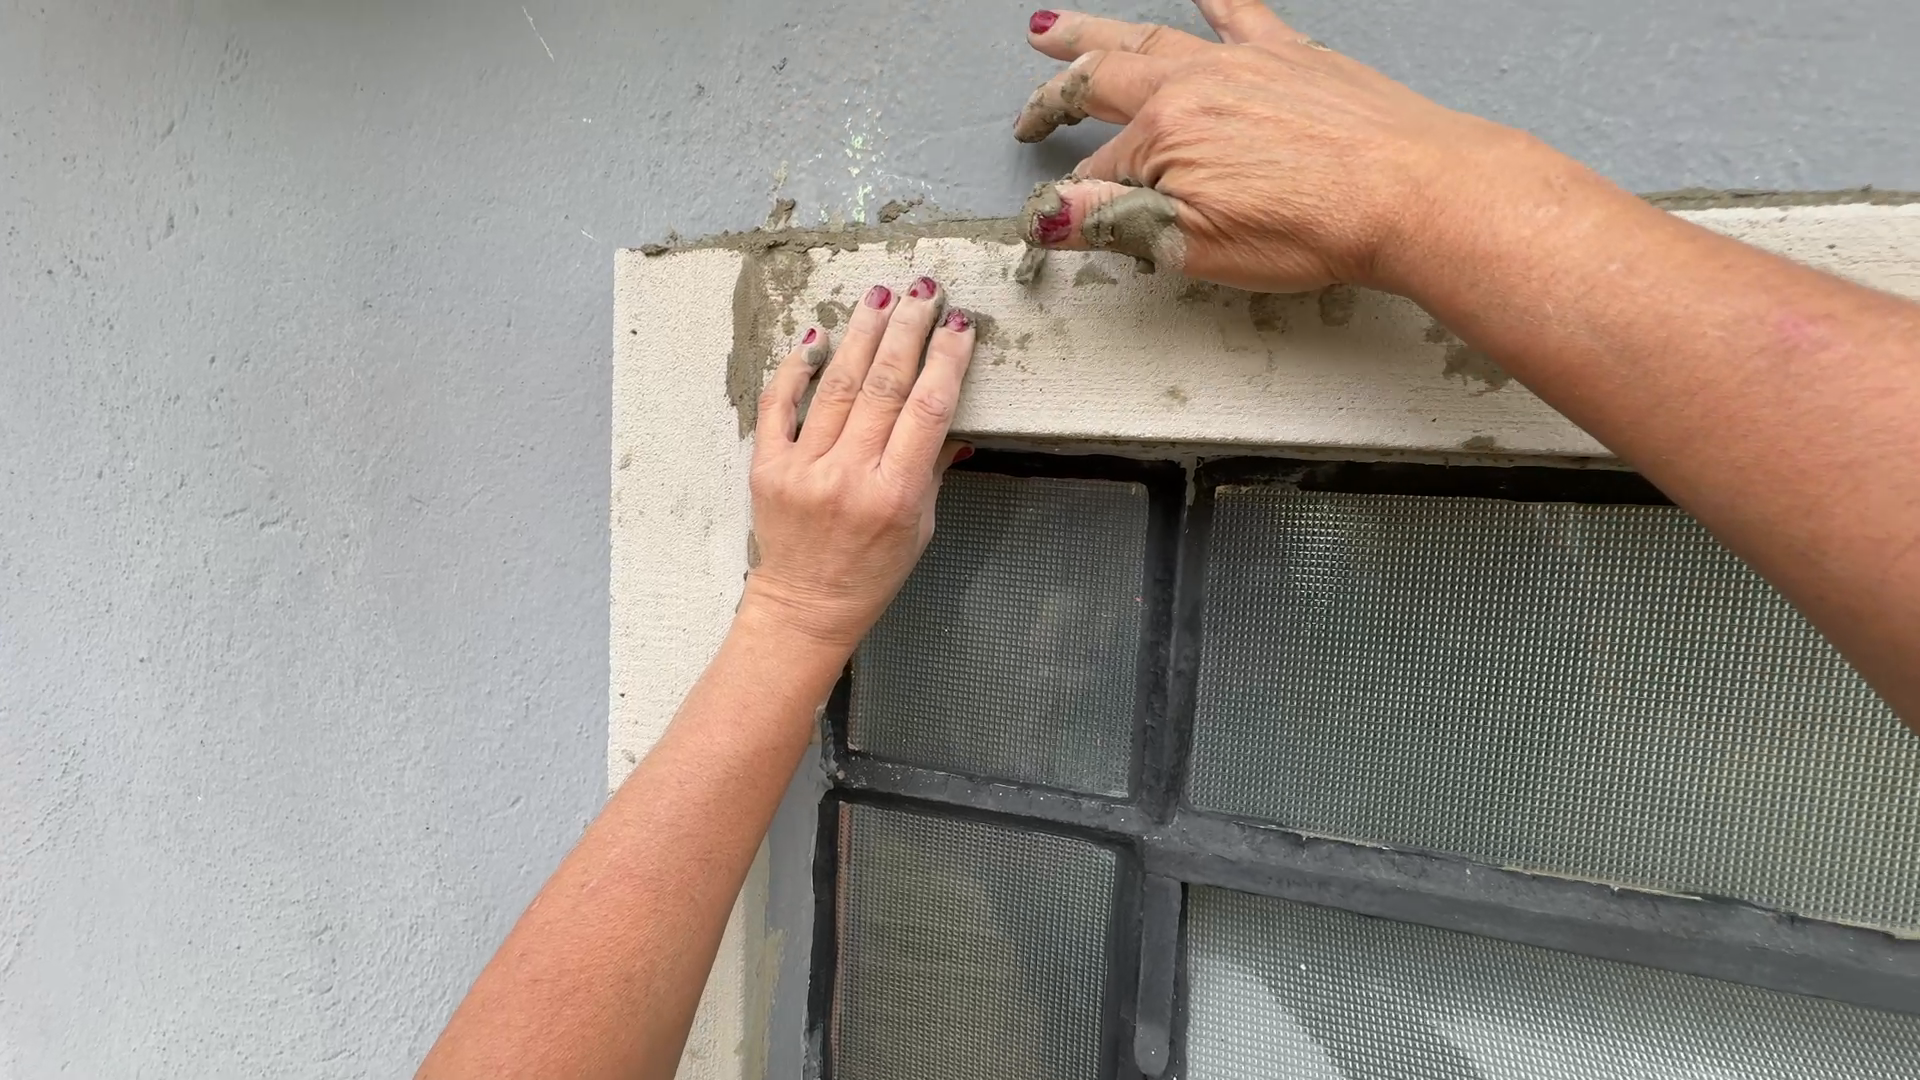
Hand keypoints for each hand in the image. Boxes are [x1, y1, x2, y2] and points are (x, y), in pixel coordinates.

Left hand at [740, 277, 976, 653]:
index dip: (947, 360)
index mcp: (896, 494)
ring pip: (838, 384)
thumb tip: (955, 421)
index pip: (928, 409)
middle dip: (908, 328)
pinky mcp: (768, 466)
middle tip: (923, 288)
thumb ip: (933, 470)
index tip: (961, 324)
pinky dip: (797, 368)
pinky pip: (780, 404)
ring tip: (880, 294)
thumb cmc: (873, 573)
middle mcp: (850, 475)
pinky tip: (817, 336)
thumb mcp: (921, 527)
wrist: (806, 605)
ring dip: (861, 332)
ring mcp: (804, 467)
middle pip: (884, 384)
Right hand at [1014, 1, 1529, 292]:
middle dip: (1056, 95)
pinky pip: (1241, 11)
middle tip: (1027, 107)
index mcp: (1164, 135)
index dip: (1077, 204)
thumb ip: (1109, 220)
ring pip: (1151, 38)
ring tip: (1057, 26)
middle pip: (1103, 83)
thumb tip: (1041, 217)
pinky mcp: (1288, 57)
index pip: (1098, 174)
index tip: (1062, 227)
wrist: (1411, 190)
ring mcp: (1241, 63)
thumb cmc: (1307, 225)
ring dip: (1098, 34)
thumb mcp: (1190, 242)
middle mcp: (1193, 85)